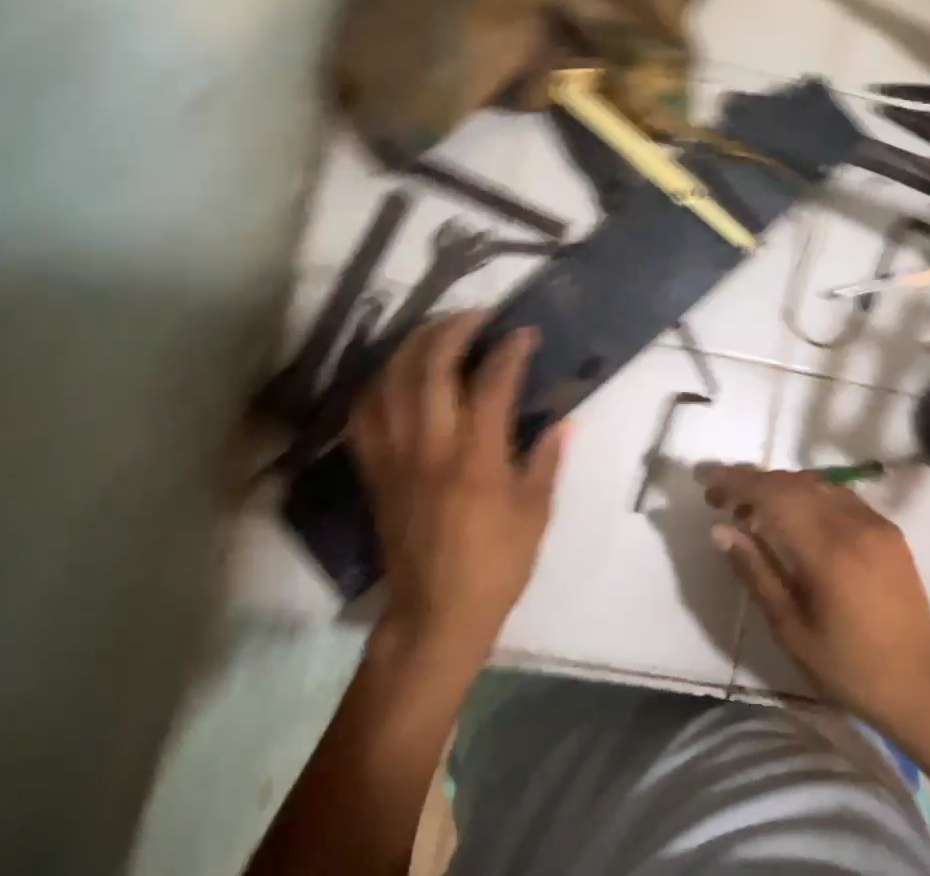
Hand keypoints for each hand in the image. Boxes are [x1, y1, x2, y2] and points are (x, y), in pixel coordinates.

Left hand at [349, 311, 566, 654]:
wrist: (436, 612)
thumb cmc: (496, 566)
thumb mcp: (535, 516)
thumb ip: (545, 462)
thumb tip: (565, 423)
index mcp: (476, 459)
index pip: (491, 383)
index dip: (509, 350)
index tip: (524, 333)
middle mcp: (430, 446)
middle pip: (430, 366)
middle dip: (453, 329)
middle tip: (476, 316)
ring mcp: (395, 456)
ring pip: (390, 381)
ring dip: (412, 345)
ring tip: (436, 331)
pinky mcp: (374, 470)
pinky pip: (364, 414)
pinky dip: (377, 384)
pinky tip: (394, 373)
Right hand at [703, 466, 929, 727]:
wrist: (920, 684)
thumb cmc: (848, 666)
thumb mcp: (790, 628)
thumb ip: (755, 572)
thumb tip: (721, 530)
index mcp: (827, 551)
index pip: (772, 495)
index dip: (735, 481)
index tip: (704, 478)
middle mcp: (854, 525)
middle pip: (794, 482)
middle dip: (752, 481)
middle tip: (719, 498)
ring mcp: (876, 524)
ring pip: (818, 484)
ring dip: (780, 486)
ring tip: (750, 508)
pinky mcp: (889, 531)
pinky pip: (840, 497)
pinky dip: (808, 495)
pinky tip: (792, 517)